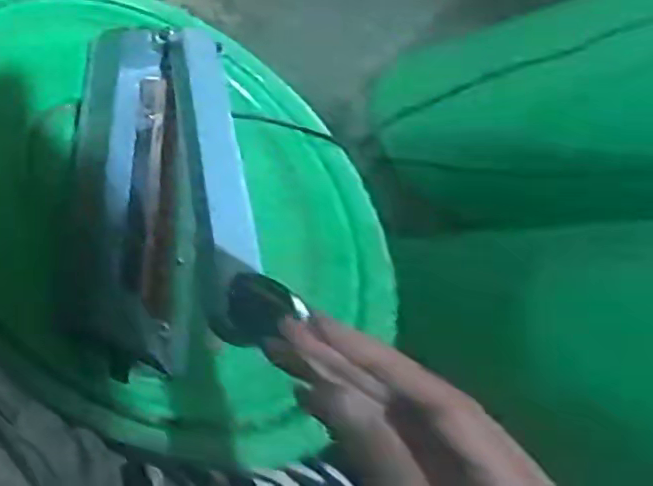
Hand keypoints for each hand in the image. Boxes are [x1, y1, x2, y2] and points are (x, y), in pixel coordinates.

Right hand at [265, 314, 552, 485]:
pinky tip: (306, 396)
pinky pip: (393, 440)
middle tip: (280, 329)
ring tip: (279, 354)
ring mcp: (465, 480)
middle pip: (417, 404)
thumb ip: (381, 453)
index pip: (441, 399)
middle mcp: (496, 471)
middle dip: (346, 364)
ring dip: (337, 382)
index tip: (310, 319)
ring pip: (400, 418)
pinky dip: (347, 413)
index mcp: (511, 478)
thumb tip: (325, 382)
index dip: (375, 355)